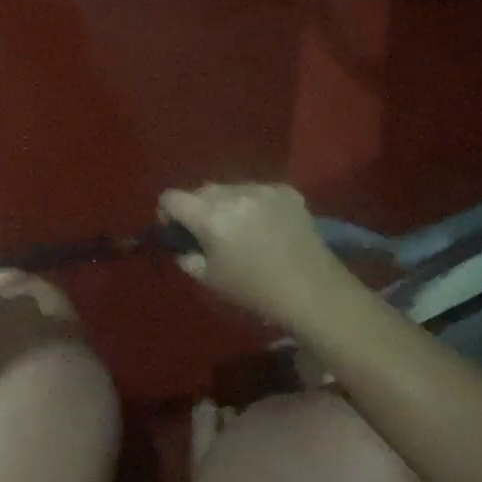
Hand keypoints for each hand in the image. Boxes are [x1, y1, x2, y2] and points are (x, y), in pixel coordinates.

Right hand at [159, 183, 361, 325]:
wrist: (314, 293)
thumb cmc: (256, 292)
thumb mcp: (209, 280)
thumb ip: (187, 257)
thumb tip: (182, 245)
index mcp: (211, 217)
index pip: (171, 197)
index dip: (167, 213)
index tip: (176, 231)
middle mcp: (236, 194)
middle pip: (201, 190)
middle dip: (197, 208)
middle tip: (207, 234)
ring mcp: (264, 189)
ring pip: (230, 188)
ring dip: (225, 203)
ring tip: (239, 228)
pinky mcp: (288, 192)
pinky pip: (257, 190)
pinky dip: (253, 203)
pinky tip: (264, 225)